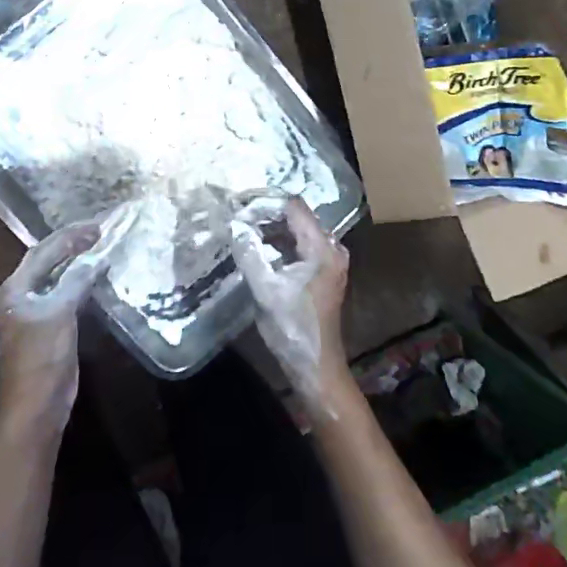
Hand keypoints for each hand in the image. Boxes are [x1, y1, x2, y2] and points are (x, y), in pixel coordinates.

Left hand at [0, 222, 115, 430]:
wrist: (34, 411)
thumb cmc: (41, 358)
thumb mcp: (59, 313)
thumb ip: (76, 281)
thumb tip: (96, 257)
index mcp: (11, 290)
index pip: (41, 253)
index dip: (69, 237)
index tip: (95, 227)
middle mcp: (14, 299)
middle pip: (44, 265)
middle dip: (70, 248)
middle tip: (98, 234)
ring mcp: (26, 318)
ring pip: (51, 282)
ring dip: (72, 267)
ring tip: (97, 251)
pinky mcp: (40, 334)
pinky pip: (58, 300)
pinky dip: (74, 288)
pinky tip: (91, 283)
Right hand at [226, 196, 351, 413]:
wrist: (316, 365)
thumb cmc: (293, 328)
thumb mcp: (265, 289)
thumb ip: (250, 252)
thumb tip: (235, 224)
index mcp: (321, 249)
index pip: (293, 206)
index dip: (264, 200)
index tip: (237, 204)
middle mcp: (330, 248)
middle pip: (296, 215)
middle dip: (265, 211)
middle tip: (236, 214)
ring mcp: (329, 260)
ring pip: (297, 229)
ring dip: (270, 226)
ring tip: (242, 227)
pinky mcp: (322, 271)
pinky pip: (299, 243)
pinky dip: (278, 240)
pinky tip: (257, 246)